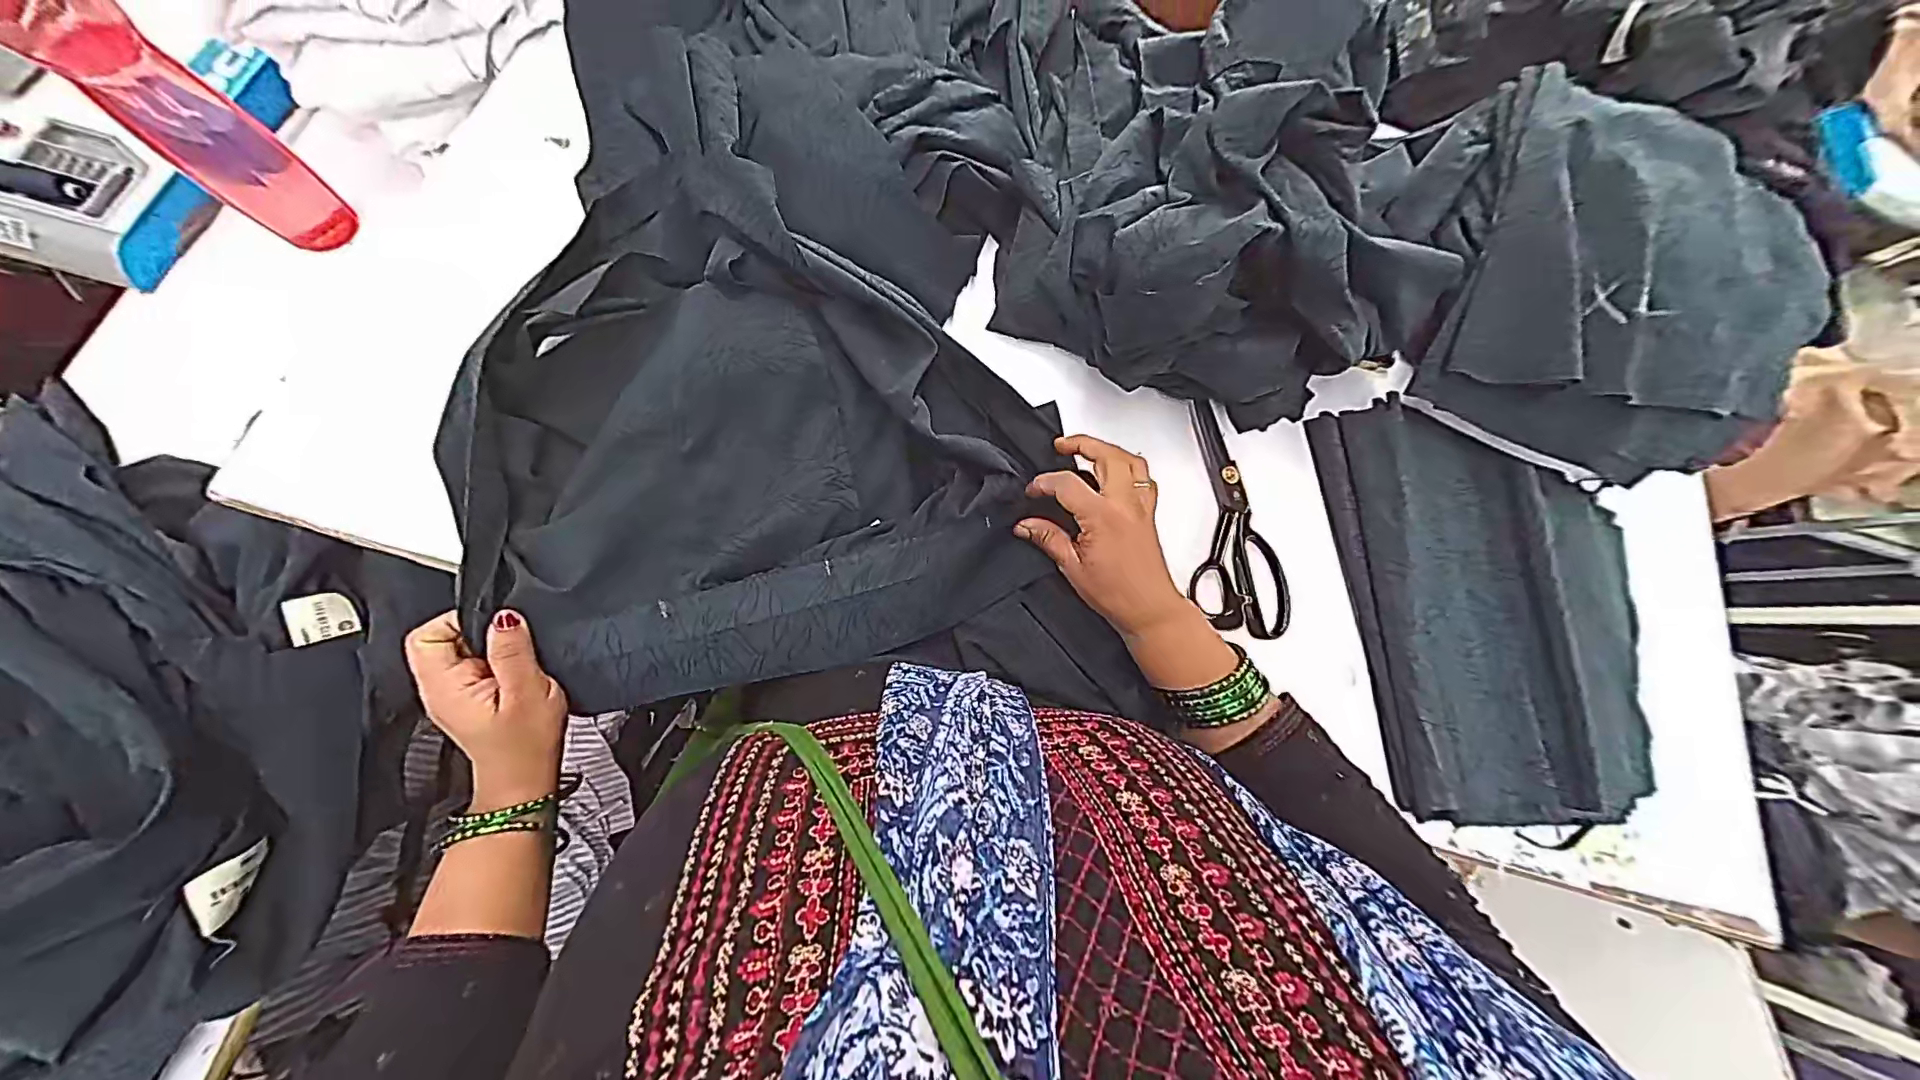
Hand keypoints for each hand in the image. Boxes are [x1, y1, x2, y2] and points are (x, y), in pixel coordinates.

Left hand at [404, 610, 566, 812]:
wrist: (526, 778)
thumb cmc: (525, 746)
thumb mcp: (528, 691)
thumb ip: (513, 650)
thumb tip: (504, 616)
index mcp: (444, 687)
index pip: (426, 635)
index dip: (460, 620)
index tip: (495, 626)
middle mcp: (440, 689)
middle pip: (445, 639)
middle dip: (483, 634)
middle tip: (511, 651)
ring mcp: (454, 694)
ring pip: (465, 650)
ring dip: (495, 649)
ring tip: (516, 668)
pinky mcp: (471, 697)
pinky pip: (479, 664)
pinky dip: (500, 662)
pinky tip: (516, 677)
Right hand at [1015, 435, 1195, 641]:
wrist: (1150, 609)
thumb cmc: (1118, 594)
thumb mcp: (1072, 567)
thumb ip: (1049, 539)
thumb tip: (1027, 525)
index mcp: (1103, 517)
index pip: (1067, 483)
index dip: (1044, 482)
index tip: (1034, 490)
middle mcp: (1126, 506)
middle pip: (1107, 455)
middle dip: (1081, 443)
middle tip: (1062, 445)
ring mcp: (1141, 507)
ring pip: (1131, 460)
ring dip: (1108, 449)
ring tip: (1089, 449)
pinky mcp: (1149, 514)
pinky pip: (1145, 478)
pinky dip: (1130, 467)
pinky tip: (1117, 473)